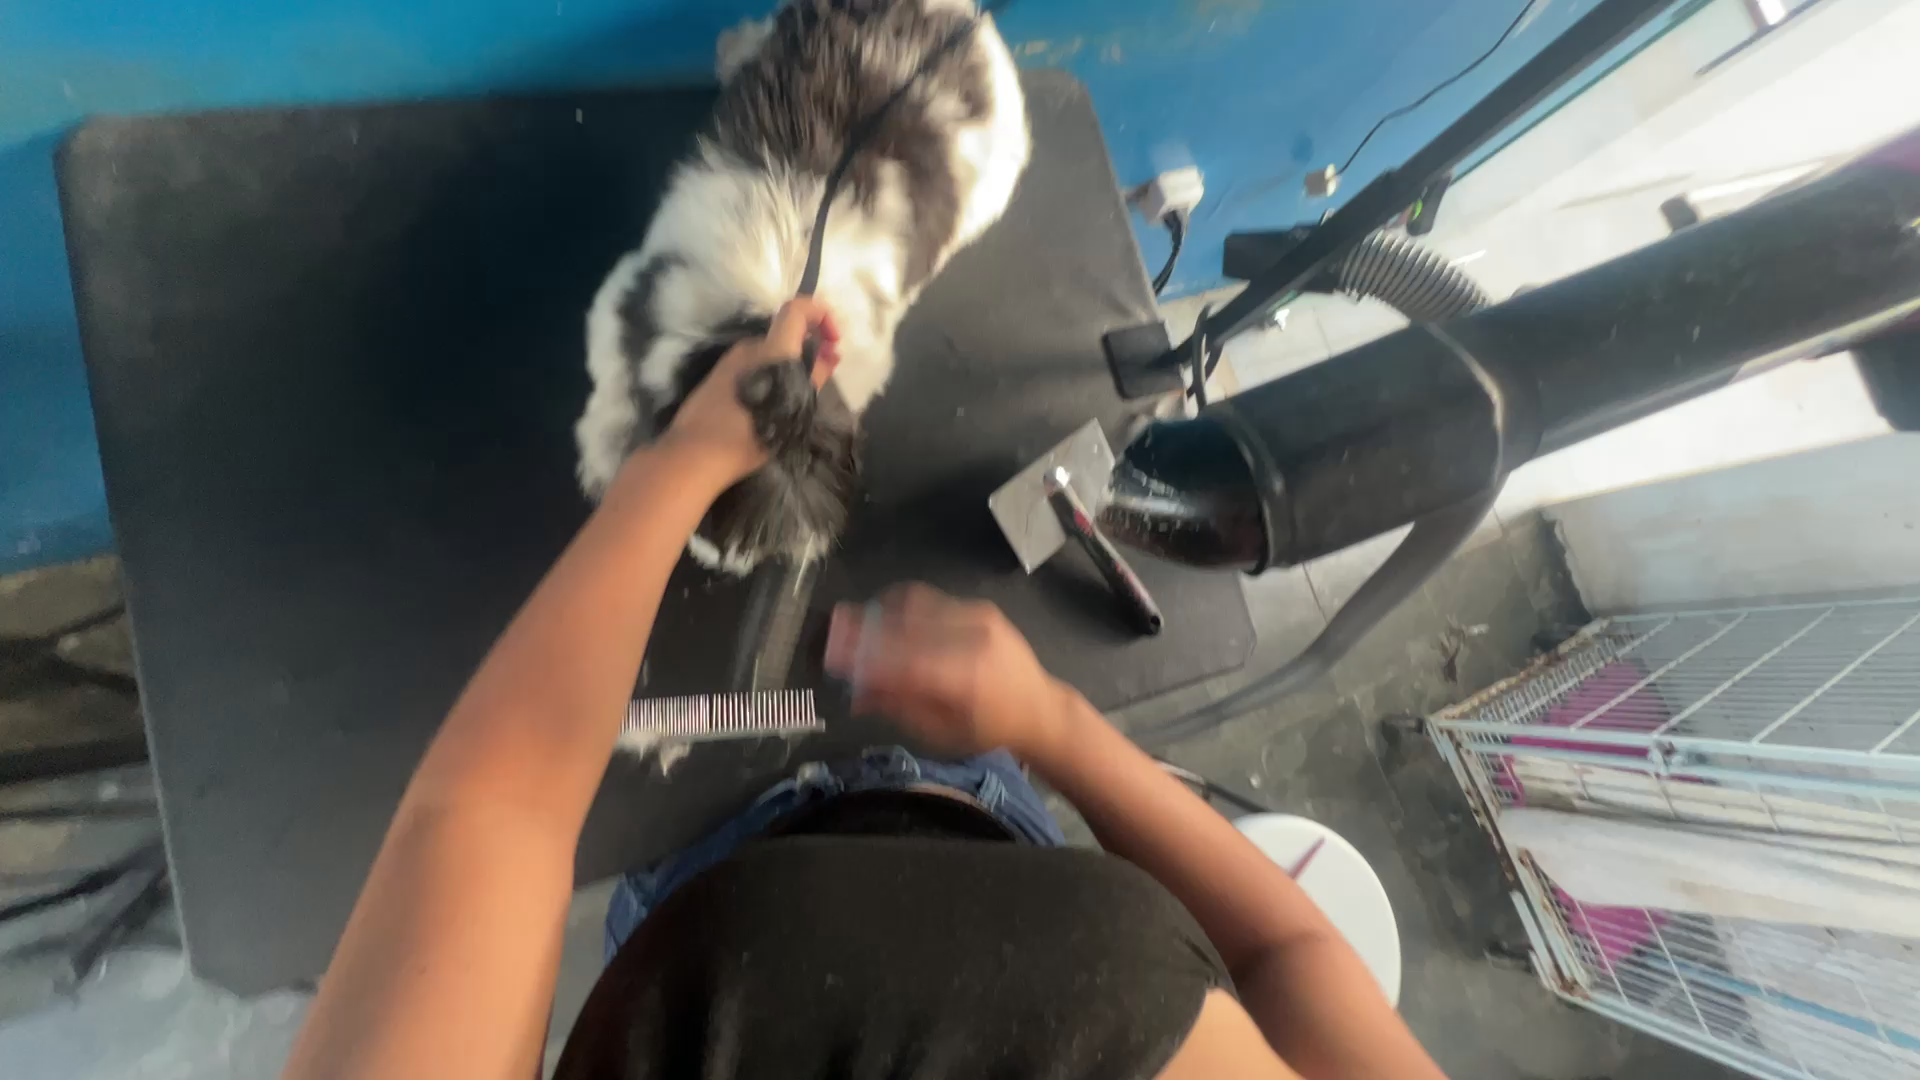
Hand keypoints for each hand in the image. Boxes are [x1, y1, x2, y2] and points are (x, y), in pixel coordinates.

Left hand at [658, 297, 839, 485]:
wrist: (696, 453)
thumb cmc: (750, 434)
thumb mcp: (792, 409)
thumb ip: (813, 376)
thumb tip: (830, 355)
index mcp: (771, 349)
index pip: (797, 309)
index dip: (821, 314)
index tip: (834, 341)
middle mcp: (750, 347)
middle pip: (785, 333)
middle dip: (808, 347)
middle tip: (822, 375)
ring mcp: (732, 360)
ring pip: (770, 352)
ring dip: (790, 365)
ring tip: (799, 397)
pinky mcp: (720, 376)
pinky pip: (755, 366)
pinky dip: (773, 375)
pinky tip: (774, 405)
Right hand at [823, 584, 1077, 760]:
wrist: (1040, 708)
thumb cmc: (988, 730)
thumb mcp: (941, 733)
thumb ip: (898, 707)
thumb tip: (855, 692)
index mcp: (965, 679)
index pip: (904, 661)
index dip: (865, 655)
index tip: (833, 653)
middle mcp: (974, 640)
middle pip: (906, 624)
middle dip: (866, 627)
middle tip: (835, 630)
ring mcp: (980, 618)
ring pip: (917, 604)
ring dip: (883, 611)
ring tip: (858, 622)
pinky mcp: (982, 608)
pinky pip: (934, 600)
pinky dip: (905, 607)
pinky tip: (889, 617)